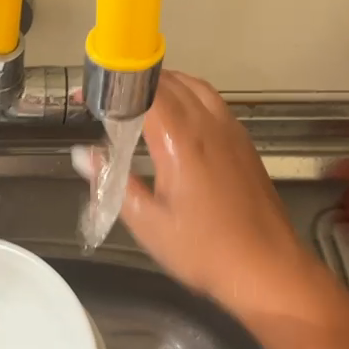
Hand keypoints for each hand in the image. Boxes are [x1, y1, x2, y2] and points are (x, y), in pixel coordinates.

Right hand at [77, 71, 316, 317]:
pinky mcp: (244, 144)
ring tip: (136, 103)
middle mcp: (210, 125)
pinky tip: (174, 123)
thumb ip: (113, 183)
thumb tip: (84, 156)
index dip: (112, 87)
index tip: (85, 96)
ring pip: (195, 87)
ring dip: (164, 86)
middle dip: (134, 83)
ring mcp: (232, 131)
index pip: (144, 91)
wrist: (265, 267)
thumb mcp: (147, 223)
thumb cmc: (203, 250)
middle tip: (106, 100)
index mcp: (183, 140)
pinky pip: (212, 104)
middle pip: (170, 81)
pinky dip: (187, 99)